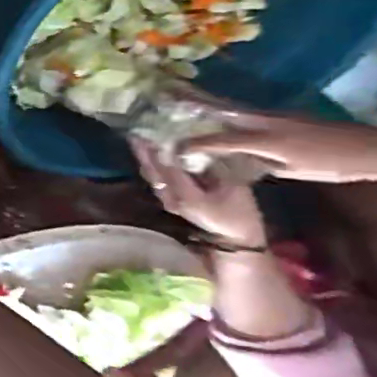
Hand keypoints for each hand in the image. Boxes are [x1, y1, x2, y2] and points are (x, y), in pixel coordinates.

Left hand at [132, 137, 265, 246]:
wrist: (236, 242)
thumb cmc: (241, 216)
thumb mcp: (236, 190)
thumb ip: (215, 169)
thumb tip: (199, 150)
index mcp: (186, 196)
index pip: (169, 169)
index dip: (161, 151)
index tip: (153, 134)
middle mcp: (171, 199)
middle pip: (153, 172)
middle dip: (143, 154)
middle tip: (135, 135)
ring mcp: (168, 202)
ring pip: (152, 177)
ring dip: (145, 160)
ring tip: (140, 143)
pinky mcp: (170, 203)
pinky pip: (157, 182)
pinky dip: (153, 169)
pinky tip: (152, 158)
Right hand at [177, 108, 376, 182]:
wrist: (375, 149)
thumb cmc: (334, 165)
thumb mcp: (292, 170)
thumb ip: (259, 162)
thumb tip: (237, 158)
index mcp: (262, 138)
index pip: (217, 140)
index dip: (194, 145)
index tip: (173, 148)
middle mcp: (262, 120)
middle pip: (218, 108)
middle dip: (190, 100)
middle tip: (164, 92)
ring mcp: (273, 114)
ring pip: (230, 106)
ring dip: (205, 101)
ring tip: (181, 96)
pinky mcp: (282, 114)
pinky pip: (245, 110)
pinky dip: (225, 108)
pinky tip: (219, 111)